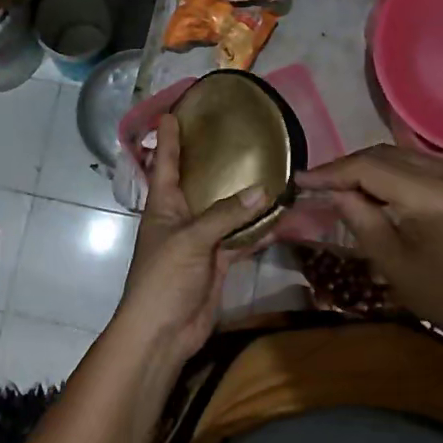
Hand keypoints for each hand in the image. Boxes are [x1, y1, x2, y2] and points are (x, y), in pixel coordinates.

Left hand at [111, 115, 270, 363]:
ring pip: (224, 211)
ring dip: (242, 196)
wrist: (163, 330)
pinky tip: (280, 214)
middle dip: (210, 161)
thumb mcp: (190, 239)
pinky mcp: (218, 262)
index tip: (173, 111)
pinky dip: (258, 229)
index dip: (170, 139)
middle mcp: (181, 217)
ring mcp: (201, 241)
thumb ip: (225, 215)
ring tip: (267, 168)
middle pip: (197, 183)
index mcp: (163, 206)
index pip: (166, 164)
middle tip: (232, 133)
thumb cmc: (164, 277)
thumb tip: (263, 189)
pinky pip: (241, 239)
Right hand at [296, 145, 442, 339]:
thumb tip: (332, 191)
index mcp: (438, 198)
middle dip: (346, 167)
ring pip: (402, 156)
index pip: (371, 168)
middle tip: (313, 183)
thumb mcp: (393, 263)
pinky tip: (371, 188)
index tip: (299, 180)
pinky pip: (421, 166)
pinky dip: (390, 173)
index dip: (331, 172)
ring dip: (366, 167)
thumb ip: (359, 218)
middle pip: (386, 155)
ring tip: (335, 185)